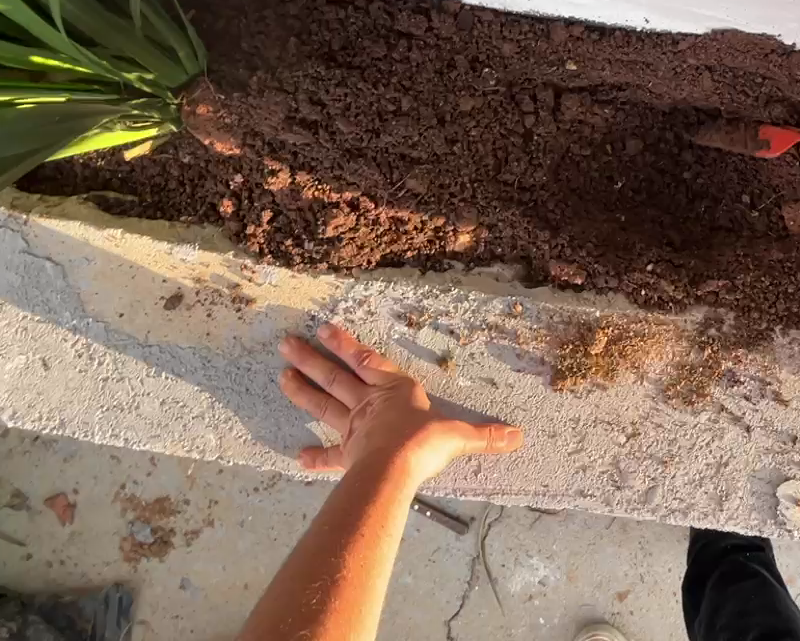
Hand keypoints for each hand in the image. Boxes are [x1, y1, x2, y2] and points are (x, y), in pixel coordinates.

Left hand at [277, 323, 524, 484]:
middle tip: (286, 343)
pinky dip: (313, 457)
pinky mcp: (346, 457)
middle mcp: (369, 404)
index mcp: (395, 390)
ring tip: (281, 374)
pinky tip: (295, 456)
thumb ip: (485, 435)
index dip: (347, 345)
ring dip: (302, 389)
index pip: (368, 361)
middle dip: (312, 359)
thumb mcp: (459, 435)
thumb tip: (518, 436)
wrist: (396, 471)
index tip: (325, 329)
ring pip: (324, 404)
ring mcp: (353, 429)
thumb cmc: (425, 443)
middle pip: (336, 377)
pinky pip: (328, 456)